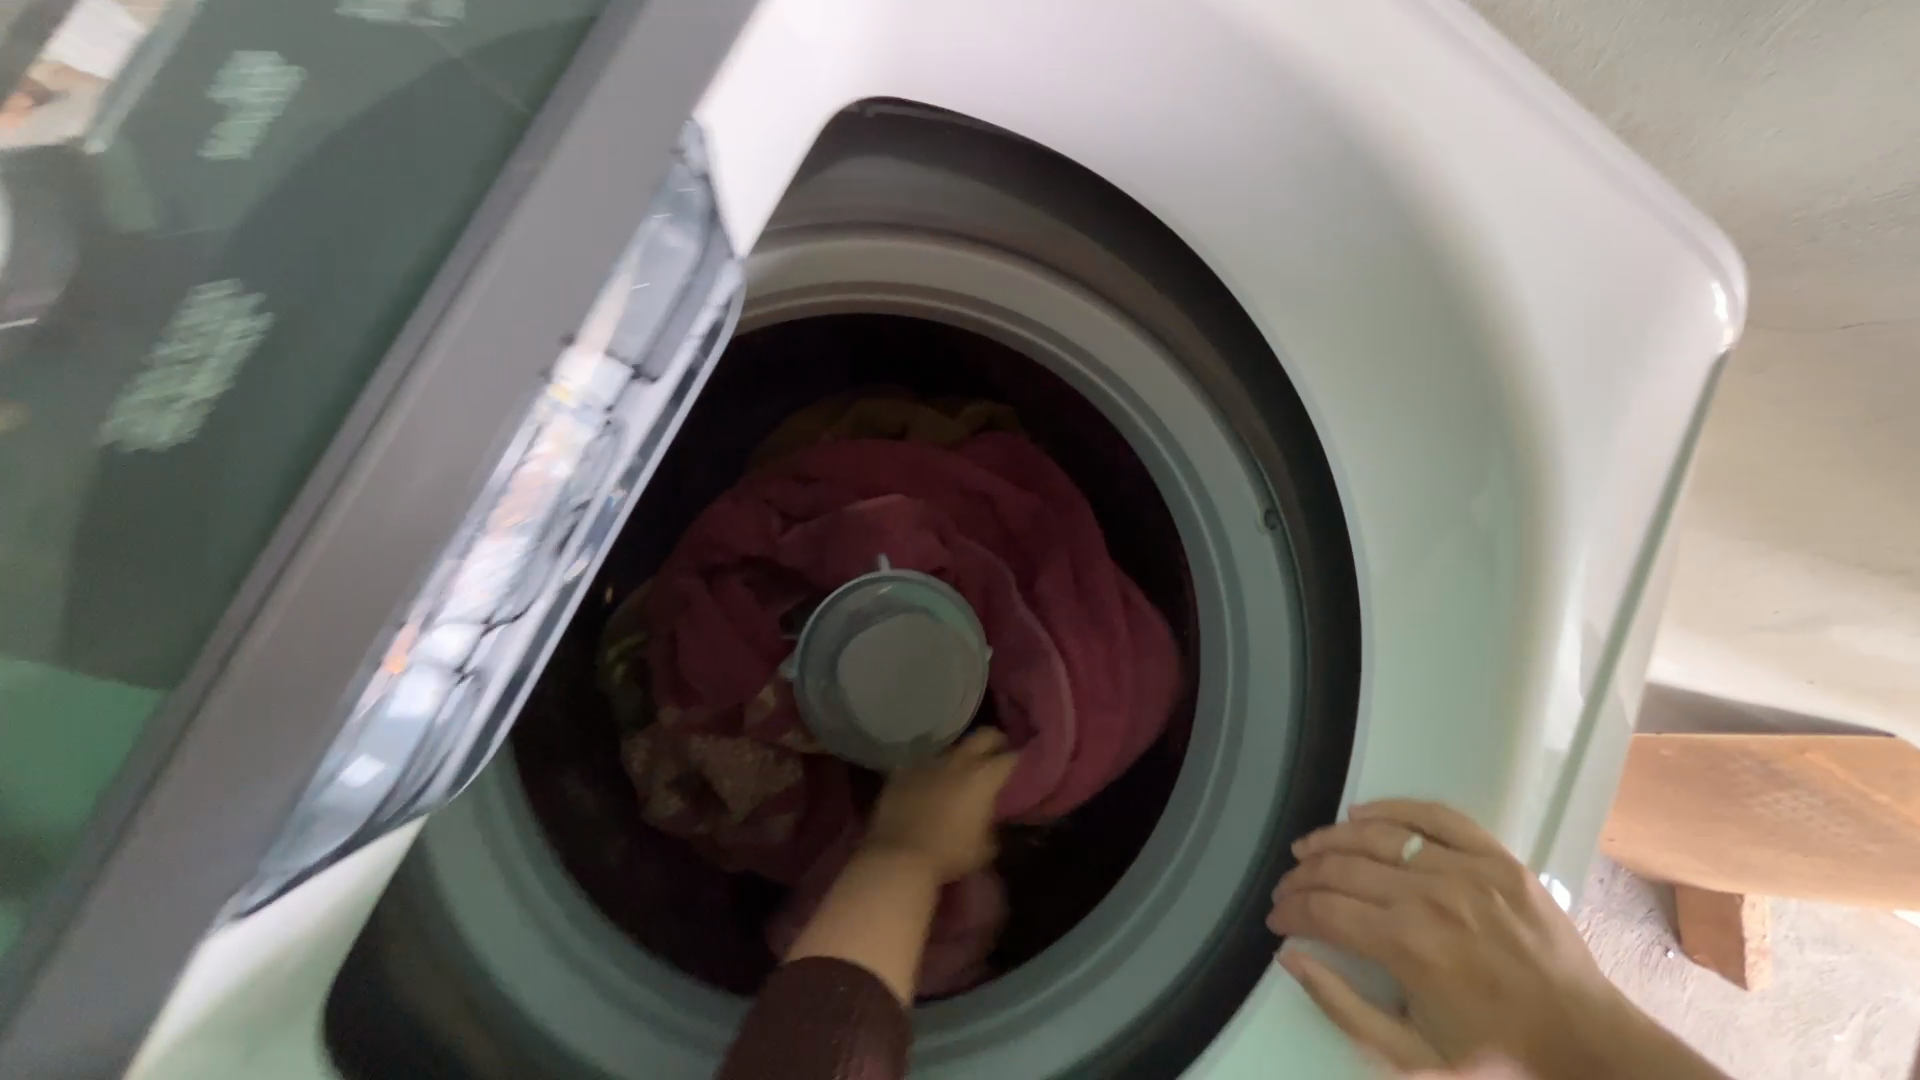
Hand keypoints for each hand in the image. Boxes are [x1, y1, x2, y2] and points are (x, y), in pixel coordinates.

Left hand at [864, 729, 1018, 882]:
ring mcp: (928, 761)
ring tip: (960, 774)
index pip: (1012, 756)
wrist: (899, 857)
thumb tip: (992, 816)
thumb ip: (994, 824)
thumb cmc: (950, 854)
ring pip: (952, 748)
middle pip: (984, 735)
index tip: (1024, 767)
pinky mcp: (902, 770)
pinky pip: (922, 763)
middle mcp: (958, 760)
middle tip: (998, 755)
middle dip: (995, 742)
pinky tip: (928, 785)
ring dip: (960, 758)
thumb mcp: (986, 847)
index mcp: (984, 776)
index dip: (1020, 760)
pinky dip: (930, 772)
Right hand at [1266, 800, 1632, 1077]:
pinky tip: (1362, 814)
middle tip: (1287, 888)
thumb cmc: (1497, 1057)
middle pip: (1341, 868)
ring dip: (1331, 838)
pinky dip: (1392, 808)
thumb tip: (1289, 956)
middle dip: (1301, 878)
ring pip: (1377, 835)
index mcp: (1408, 947)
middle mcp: (1431, 898)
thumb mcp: (1412, 1055)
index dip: (1290, 911)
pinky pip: (1435, 816)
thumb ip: (1342, 1005)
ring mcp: (1468, 872)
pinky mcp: (1499, 860)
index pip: (1323, 910)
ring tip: (1308, 848)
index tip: (1276, 918)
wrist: (1591, 1051)